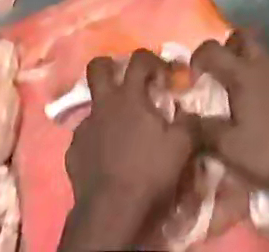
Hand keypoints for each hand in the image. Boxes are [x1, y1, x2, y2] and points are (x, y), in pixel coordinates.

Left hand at [59, 51, 196, 251]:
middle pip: (98, 68)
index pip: (139, 60)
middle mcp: (103, 104)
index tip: (164, 71)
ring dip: (105, 111)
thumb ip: (190, 124)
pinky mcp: (74, 150)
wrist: (111, 210)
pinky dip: (96, 142)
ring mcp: (84, 126)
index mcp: (129, 96)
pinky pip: (85, 138)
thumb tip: (193, 111)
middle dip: (109, 65)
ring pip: (91, 106)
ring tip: (120, 131)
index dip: (152, 59)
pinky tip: (106, 159)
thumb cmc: (148, 173)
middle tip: (124, 79)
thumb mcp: (181, 148)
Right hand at [194, 34, 268, 251]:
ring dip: (248, 64)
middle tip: (221, 72)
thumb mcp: (230, 149)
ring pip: (261, 54)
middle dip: (227, 47)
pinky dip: (266, 80)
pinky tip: (266, 107)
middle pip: (242, 37)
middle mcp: (264, 65)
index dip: (197, 57)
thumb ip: (203, 130)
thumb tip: (183, 116)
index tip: (194, 76)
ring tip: (242, 93)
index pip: (212, 49)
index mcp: (243, 74)